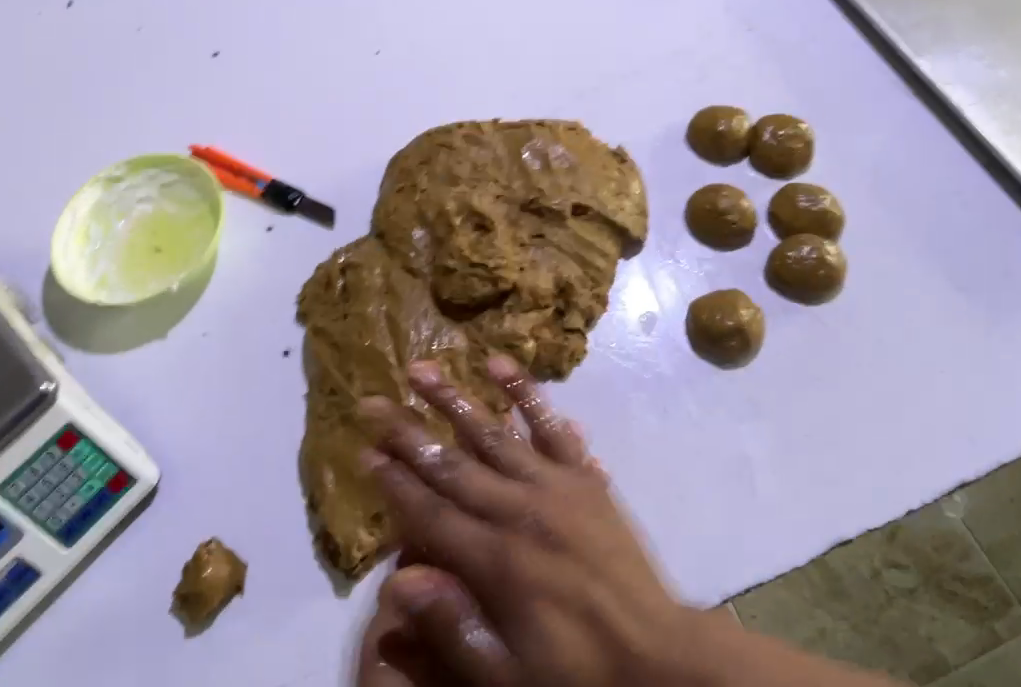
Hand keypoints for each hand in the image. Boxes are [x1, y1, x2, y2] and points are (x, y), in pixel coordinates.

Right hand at [351, 355, 713, 686]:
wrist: (657, 655)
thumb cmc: (575, 669)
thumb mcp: (508, 673)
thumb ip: (454, 624)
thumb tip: (399, 578)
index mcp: (495, 559)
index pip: (429, 511)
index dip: (393, 482)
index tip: (363, 451)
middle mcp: (519, 510)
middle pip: (451, 463)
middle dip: (406, 432)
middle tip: (370, 401)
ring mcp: (555, 487)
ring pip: (494, 433)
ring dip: (454, 400)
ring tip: (421, 368)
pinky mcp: (585, 477)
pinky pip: (552, 427)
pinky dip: (526, 393)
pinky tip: (500, 364)